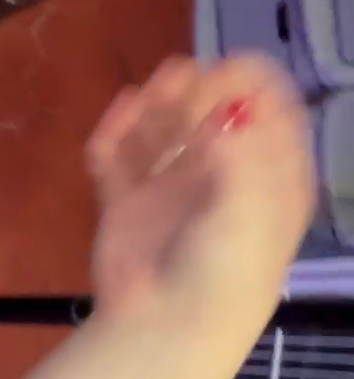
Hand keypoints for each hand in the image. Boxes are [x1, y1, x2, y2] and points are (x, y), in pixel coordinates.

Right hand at [86, 54, 314, 334]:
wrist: (170, 315)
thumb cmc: (225, 265)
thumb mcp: (247, 207)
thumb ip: (237, 152)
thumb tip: (226, 101)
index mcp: (266, 174)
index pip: (266, 116)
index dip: (250, 87)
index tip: (227, 63)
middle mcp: (219, 174)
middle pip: (208, 120)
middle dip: (195, 93)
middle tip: (175, 73)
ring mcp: (168, 189)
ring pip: (160, 137)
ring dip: (152, 111)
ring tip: (142, 90)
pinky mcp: (124, 203)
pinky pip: (116, 163)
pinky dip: (112, 139)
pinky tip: (112, 119)